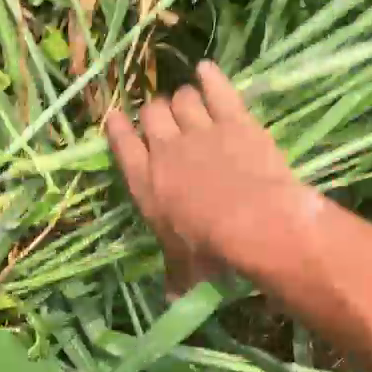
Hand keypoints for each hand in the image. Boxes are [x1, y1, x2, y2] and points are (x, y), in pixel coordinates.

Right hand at [105, 61, 300, 294]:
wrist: (254, 222)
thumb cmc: (211, 249)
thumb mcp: (185, 267)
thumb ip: (175, 275)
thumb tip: (170, 301)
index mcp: (144, 180)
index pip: (121, 142)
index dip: (118, 127)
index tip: (117, 120)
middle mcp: (164, 148)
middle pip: (150, 113)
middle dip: (155, 112)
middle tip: (164, 120)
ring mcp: (199, 129)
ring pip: (181, 98)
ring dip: (184, 99)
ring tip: (190, 104)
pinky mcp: (234, 119)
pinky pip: (217, 89)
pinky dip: (211, 77)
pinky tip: (207, 69)